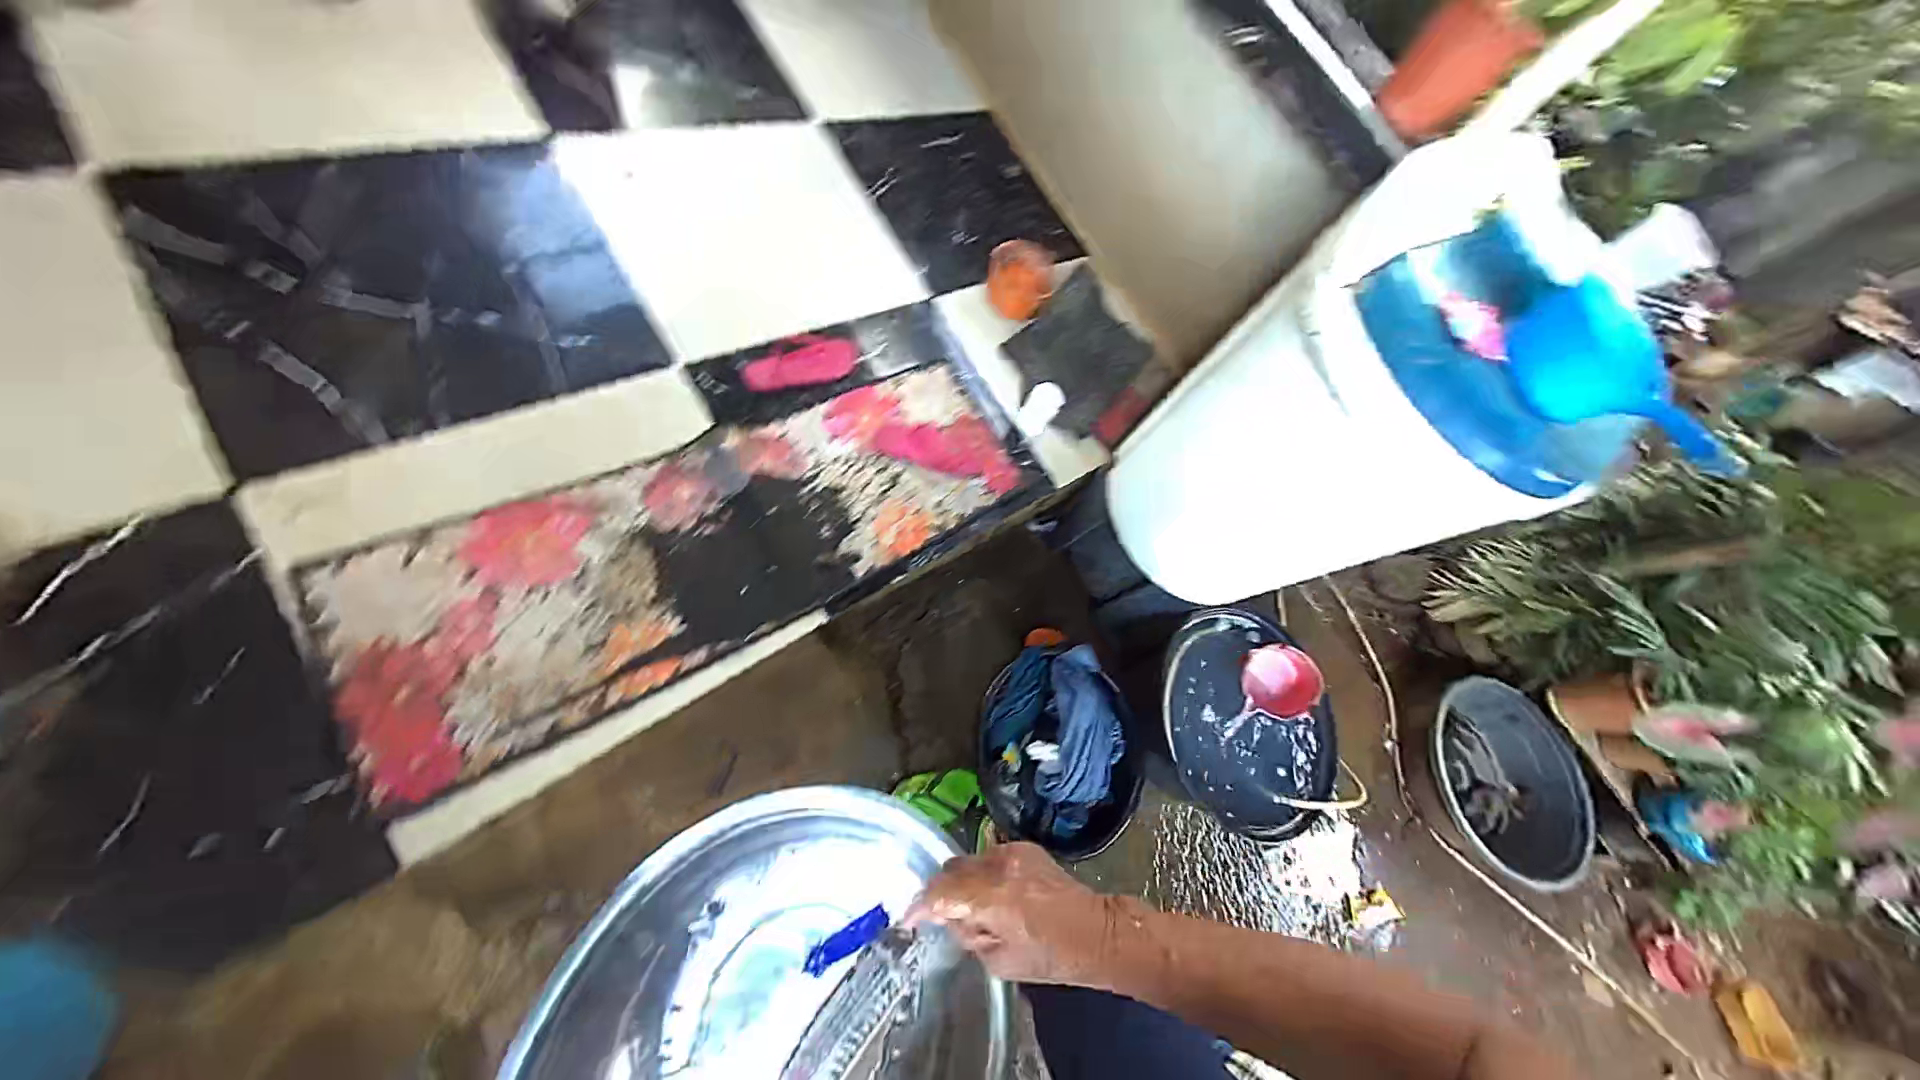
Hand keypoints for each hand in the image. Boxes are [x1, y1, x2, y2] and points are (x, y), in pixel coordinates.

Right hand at [904, 842, 1129, 985]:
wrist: (1095, 931)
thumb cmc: (1050, 957)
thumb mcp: (1000, 962)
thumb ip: (969, 935)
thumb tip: (949, 918)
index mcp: (995, 899)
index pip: (943, 893)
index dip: (921, 905)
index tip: (909, 918)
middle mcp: (1001, 866)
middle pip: (952, 870)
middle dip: (940, 891)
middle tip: (939, 914)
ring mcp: (1014, 852)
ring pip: (969, 860)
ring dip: (962, 881)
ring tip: (972, 905)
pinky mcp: (1024, 846)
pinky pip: (989, 856)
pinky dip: (983, 873)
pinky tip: (994, 892)